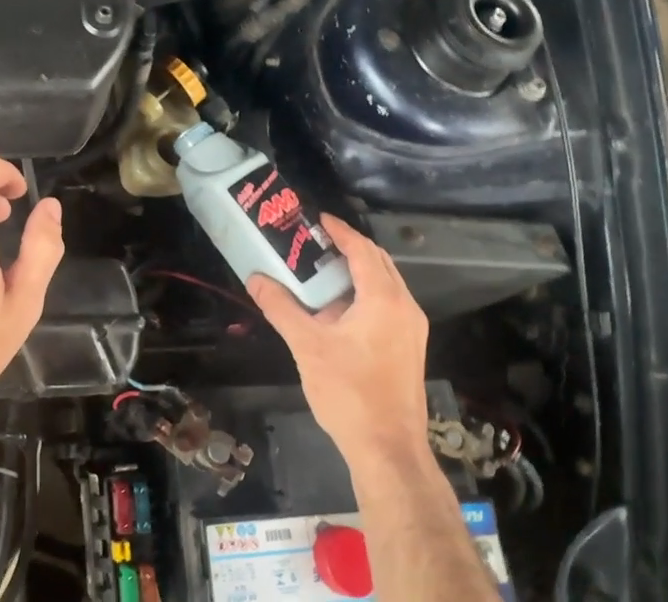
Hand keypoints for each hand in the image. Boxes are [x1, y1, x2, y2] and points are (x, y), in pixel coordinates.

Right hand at [247, 214, 430, 465]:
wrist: (388, 448)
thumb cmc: (348, 391)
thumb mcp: (307, 346)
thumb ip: (281, 307)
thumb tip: (255, 278)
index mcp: (384, 299)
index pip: (362, 250)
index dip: (340, 231)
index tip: (317, 219)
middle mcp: (405, 307)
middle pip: (379, 263)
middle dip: (349, 248)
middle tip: (315, 242)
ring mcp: (411, 329)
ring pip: (386, 285)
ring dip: (357, 272)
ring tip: (321, 272)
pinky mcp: (410, 348)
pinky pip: (388, 305)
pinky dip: (364, 295)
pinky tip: (337, 310)